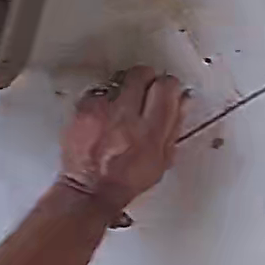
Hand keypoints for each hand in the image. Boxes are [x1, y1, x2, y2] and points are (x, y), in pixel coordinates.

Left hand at [58, 66, 185, 213]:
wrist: (89, 190)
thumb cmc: (125, 181)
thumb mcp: (161, 161)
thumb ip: (174, 127)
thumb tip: (182, 101)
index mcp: (148, 131)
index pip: (166, 87)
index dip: (169, 85)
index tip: (167, 88)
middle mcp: (124, 117)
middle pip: (141, 74)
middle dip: (147, 78)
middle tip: (146, 89)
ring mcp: (100, 112)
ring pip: (118, 81)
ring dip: (124, 90)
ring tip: (122, 108)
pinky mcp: (81, 111)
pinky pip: (97, 93)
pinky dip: (102, 100)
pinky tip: (104, 115)